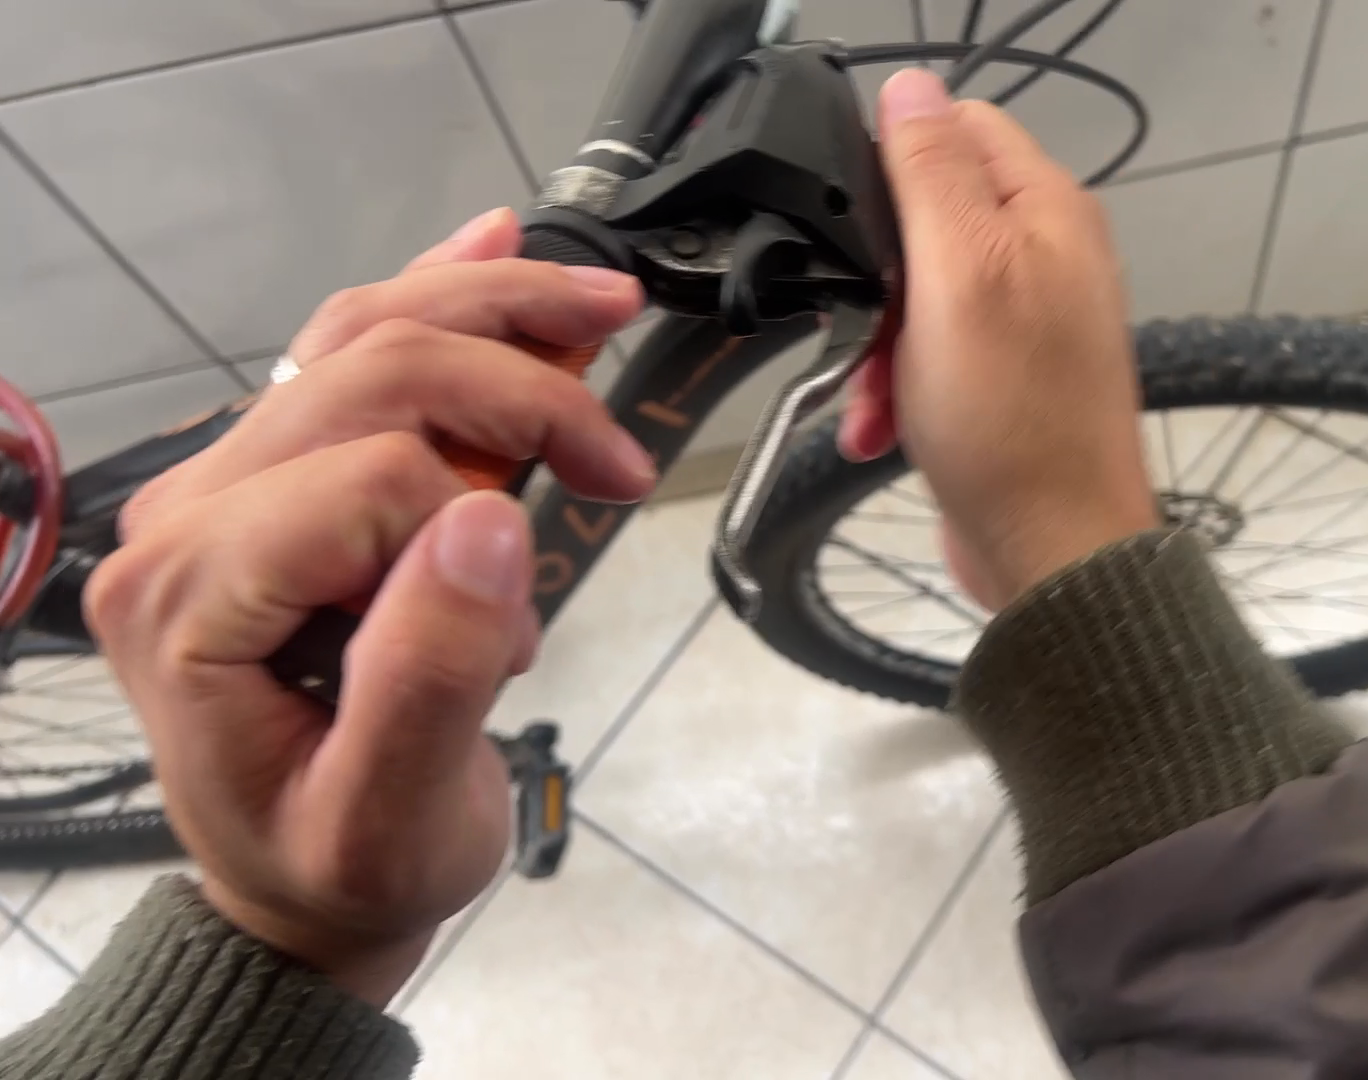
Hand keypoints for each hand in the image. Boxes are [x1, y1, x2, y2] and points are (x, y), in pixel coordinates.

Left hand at [87, 210, 650, 1006]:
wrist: (310, 879)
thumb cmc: (355, 855)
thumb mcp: (395, 802)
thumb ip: (432, 670)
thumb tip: (491, 524)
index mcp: (210, 589)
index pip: (385, 469)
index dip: (506, 493)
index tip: (588, 548)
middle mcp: (201, 508)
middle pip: (379, 369)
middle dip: (529, 389)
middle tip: (624, 452)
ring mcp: (239, 482)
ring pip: (368, 336)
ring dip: (498, 306)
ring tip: (601, 301)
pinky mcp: (293, 479)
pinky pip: (352, 350)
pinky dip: (440, 292)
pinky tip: (492, 247)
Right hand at [838, 70, 1158, 610]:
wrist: (1048, 550)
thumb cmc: (1010, 422)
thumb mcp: (961, 278)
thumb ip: (935, 176)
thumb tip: (913, 88)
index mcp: (1047, 214)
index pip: (959, 130)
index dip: (894, 167)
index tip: (859, 230)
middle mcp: (1042, 261)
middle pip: (928, 223)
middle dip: (880, 282)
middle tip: (867, 334)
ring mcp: (1021, 327)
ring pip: (917, 300)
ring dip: (879, 351)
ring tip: (874, 405)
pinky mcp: (998, 384)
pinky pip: (930, 360)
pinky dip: (897, 392)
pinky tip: (881, 432)